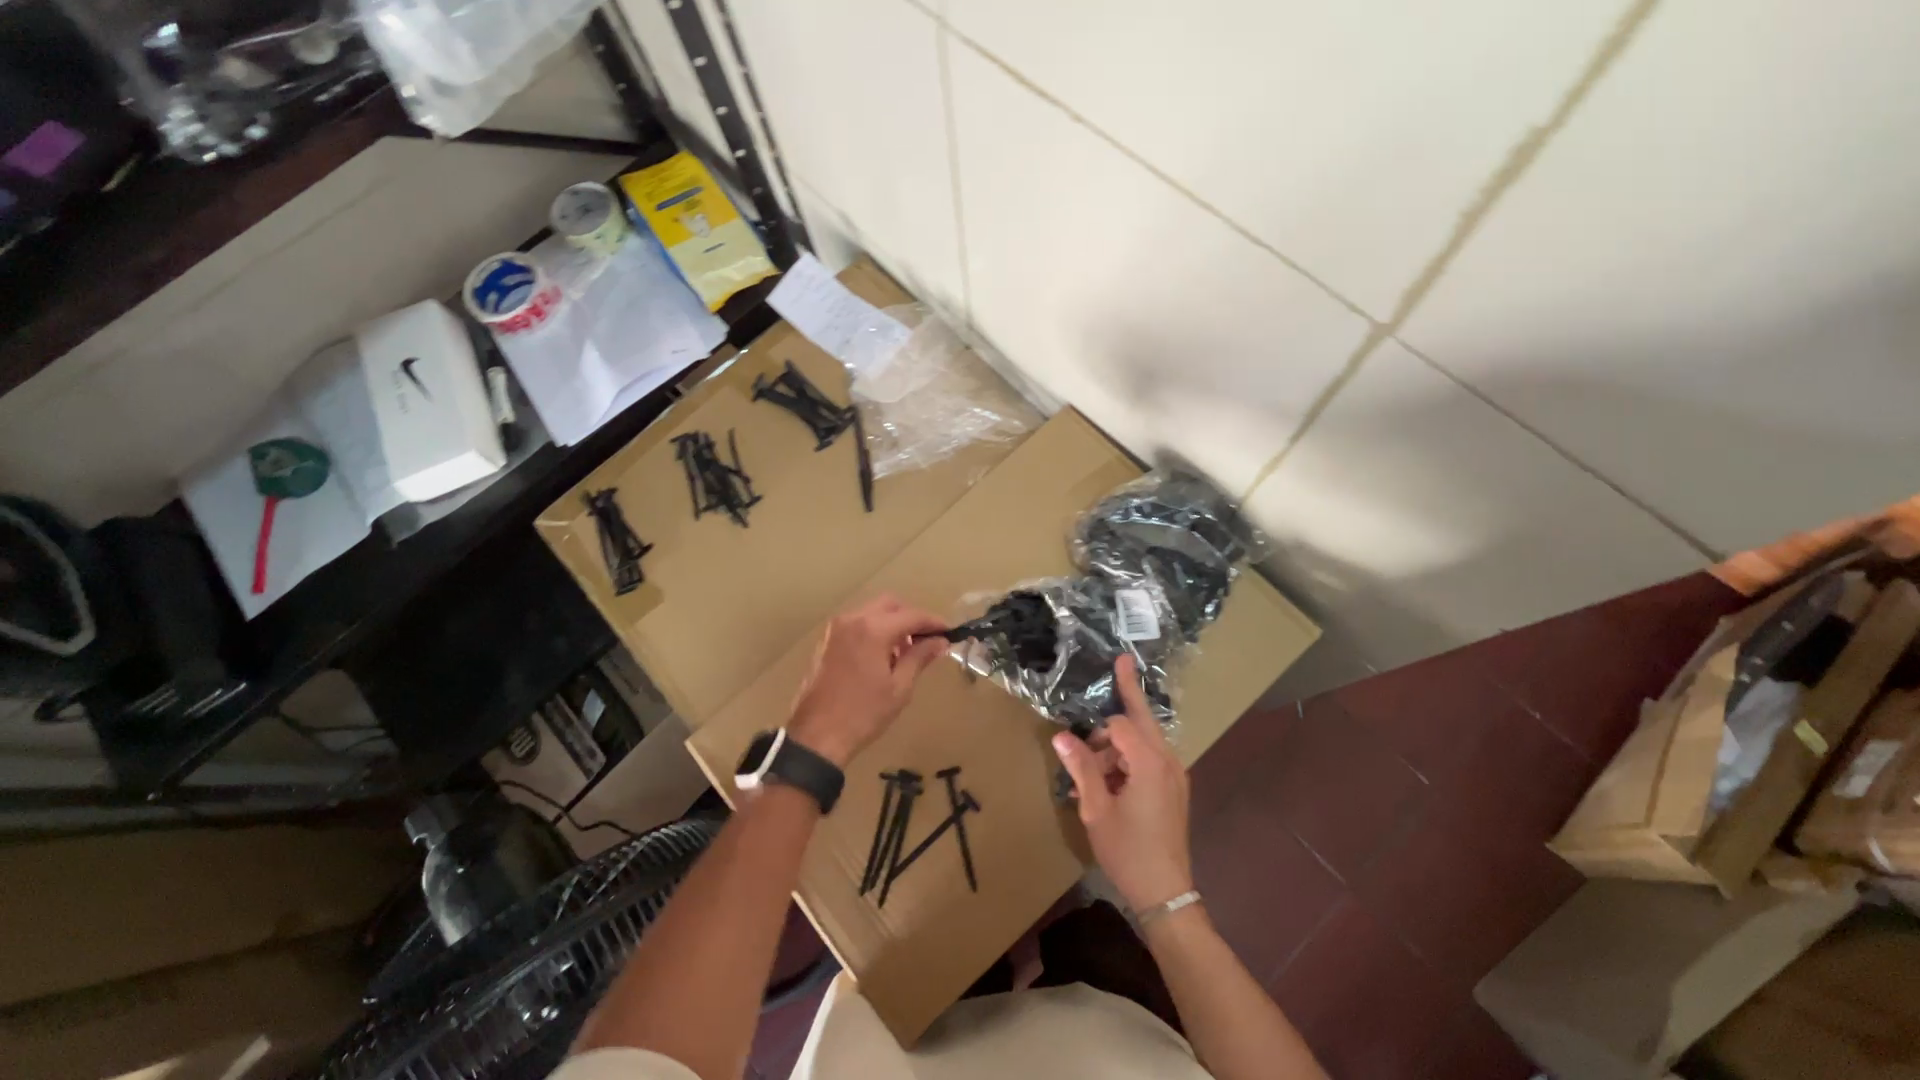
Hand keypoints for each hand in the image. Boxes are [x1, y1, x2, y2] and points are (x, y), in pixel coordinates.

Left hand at [787, 593, 949, 766]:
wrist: (816, 736)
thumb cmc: (863, 714)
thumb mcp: (899, 688)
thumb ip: (919, 657)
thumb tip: (939, 641)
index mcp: (873, 629)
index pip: (912, 616)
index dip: (934, 623)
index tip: (950, 633)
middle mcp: (852, 620)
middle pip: (889, 605)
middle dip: (910, 618)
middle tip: (926, 642)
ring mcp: (835, 629)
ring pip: (871, 612)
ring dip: (891, 624)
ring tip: (904, 653)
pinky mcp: (825, 642)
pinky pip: (856, 625)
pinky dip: (872, 631)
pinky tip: (881, 657)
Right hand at [1051, 655, 1193, 913]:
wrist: (1164, 890)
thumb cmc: (1127, 849)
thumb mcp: (1095, 809)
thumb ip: (1081, 768)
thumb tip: (1062, 735)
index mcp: (1149, 762)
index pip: (1120, 725)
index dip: (1096, 735)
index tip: (1077, 751)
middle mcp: (1169, 761)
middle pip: (1144, 717)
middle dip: (1130, 690)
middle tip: (1122, 659)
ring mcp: (1176, 775)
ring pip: (1146, 741)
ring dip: (1121, 743)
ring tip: (1096, 771)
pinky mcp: (1175, 789)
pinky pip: (1152, 759)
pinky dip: (1131, 758)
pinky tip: (1112, 780)